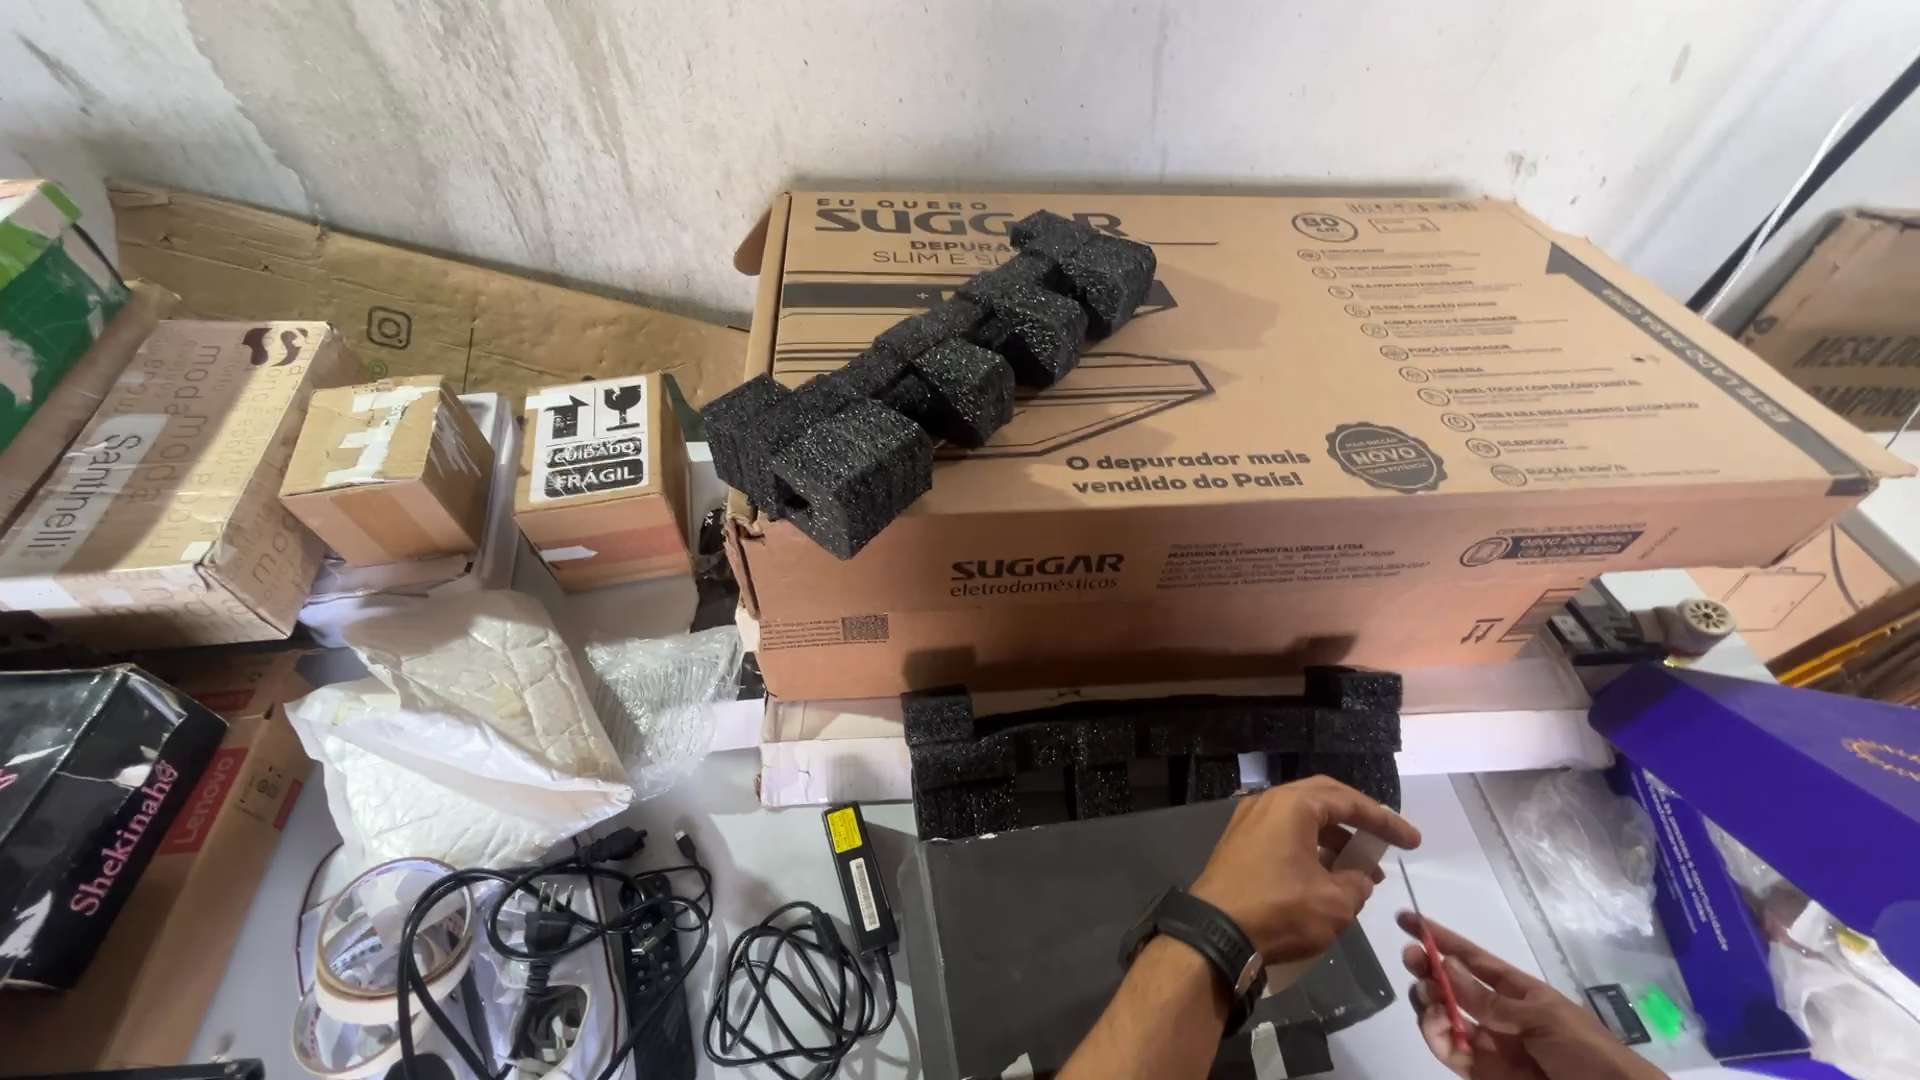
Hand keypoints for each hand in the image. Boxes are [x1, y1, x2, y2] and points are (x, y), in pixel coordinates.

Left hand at [1190, 776, 1421, 962]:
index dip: (1384, 820)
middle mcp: (1267, 802)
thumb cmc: (1279, 910)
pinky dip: (1311, 845)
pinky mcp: (1239, 841)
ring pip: (1302, 816)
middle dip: (1358, 817)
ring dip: (1335, 836)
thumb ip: (1356, 882)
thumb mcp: (1334, 902)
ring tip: (1365, 869)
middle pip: (1323, 797)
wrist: (1216, 931)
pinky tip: (1329, 872)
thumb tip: (1359, 875)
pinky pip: (1284, 831)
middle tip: (1388, 838)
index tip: (1413, 840)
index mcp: (1292, 805)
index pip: (1348, 801)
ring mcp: (1248, 820)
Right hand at [1399, 913, 1665, 1079]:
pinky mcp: (1482, 1073)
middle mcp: (1495, 1013)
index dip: (1439, 937)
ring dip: (1427, 1000)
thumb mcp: (1543, 1018)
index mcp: (1516, 992)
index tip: (1405, 918)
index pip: (1470, 957)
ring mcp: (1487, 1043)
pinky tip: (1436, 1026)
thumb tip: (1444, 963)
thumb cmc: (1589, 1053)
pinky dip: (1434, 1035)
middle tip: (1412, 959)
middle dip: (1425, 967)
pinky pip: (1447, 1049)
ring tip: (1429, 998)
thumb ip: (1489, 999)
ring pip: (1440, 1012)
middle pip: (1448, 983)